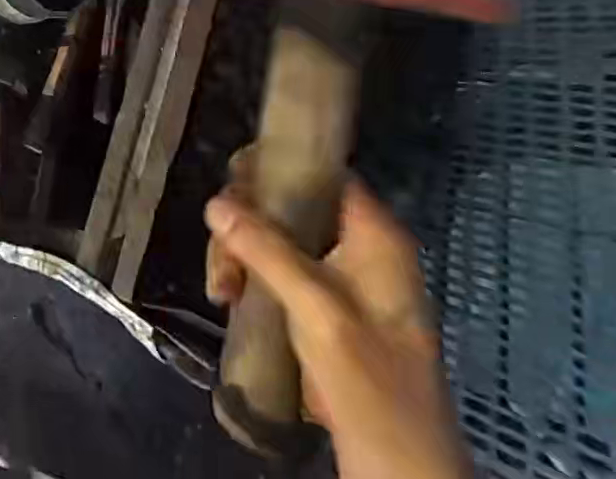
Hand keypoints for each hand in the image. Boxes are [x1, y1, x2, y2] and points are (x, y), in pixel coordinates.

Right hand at [205, 159, 469, 478]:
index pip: (323, 173)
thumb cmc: (369, 383)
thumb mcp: (315, 309)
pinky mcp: (324, 309)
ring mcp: (341, 279)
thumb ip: (266, 250)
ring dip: (241, 256)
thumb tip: (215, 203)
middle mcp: (358, 247)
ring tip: (220, 293)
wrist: (399, 472)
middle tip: (221, 263)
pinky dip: (251, 279)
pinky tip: (229, 300)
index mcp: (374, 235)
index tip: (233, 183)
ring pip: (276, 239)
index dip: (277, 167)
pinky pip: (278, 272)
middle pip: (290, 206)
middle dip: (246, 226)